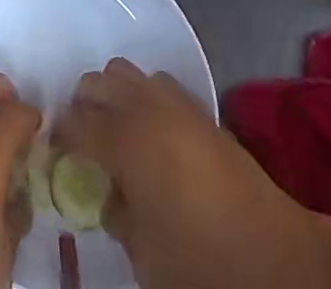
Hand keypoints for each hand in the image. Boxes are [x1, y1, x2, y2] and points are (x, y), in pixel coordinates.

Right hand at [55, 59, 330, 288]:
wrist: (275, 255)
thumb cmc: (199, 258)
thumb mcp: (141, 249)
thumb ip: (114, 210)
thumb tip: (104, 193)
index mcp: (125, 140)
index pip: (74, 122)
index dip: (60, 136)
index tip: (55, 153)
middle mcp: (147, 109)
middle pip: (96, 83)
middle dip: (81, 106)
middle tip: (81, 140)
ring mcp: (176, 104)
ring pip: (128, 72)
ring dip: (113, 94)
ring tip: (114, 129)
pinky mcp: (200, 110)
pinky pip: (158, 84)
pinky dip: (143, 95)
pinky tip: (150, 129)